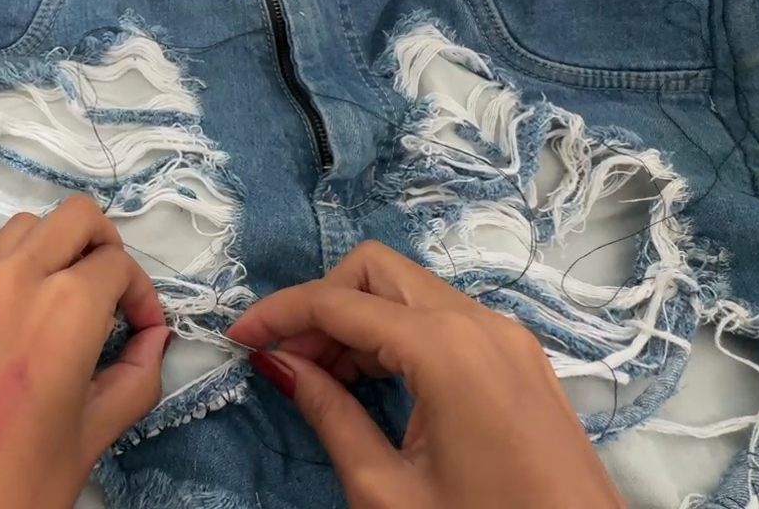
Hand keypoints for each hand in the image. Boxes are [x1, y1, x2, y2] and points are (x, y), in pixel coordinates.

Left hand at [0, 199, 169, 508]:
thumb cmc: (18, 485)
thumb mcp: (92, 436)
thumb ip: (135, 377)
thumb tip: (154, 338)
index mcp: (63, 310)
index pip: (118, 264)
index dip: (142, 294)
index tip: (143, 329)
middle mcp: (17, 277)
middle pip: (76, 217)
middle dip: (107, 246)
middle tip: (113, 297)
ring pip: (31, 224)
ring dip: (60, 245)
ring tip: (70, 297)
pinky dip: (21, 260)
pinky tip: (27, 310)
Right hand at [230, 241, 621, 508]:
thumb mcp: (388, 491)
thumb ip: (326, 411)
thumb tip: (276, 361)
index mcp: (445, 347)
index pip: (335, 302)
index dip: (276, 314)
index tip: (237, 338)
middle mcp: (479, 322)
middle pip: (372, 271)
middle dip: (320, 305)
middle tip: (291, 358)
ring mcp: (506, 338)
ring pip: (404, 291)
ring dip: (354, 321)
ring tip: (324, 378)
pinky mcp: (520, 361)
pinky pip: (437, 319)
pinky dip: (392, 336)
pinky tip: (371, 383)